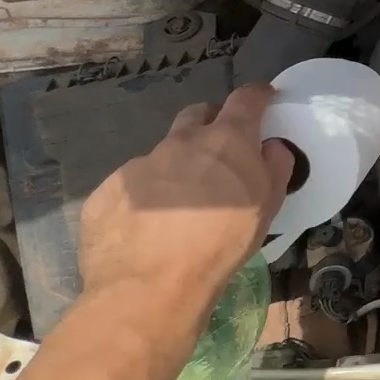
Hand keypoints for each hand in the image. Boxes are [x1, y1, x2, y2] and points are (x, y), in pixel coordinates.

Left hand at [77, 83, 293, 315]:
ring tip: (179, 201)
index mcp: (227, 139)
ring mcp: (137, 166)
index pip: (246, 97)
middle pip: (197, 113)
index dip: (258, 94)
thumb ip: (275, 165)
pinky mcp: (104, 193)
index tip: (264, 98)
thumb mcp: (269, 202)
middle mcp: (181, 142)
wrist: (151, 286)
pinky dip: (146, 193)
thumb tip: (268, 147)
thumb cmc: (225, 239)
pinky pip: (132, 183)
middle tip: (218, 151)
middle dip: (211, 122)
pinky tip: (149, 223)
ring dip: (176, 165)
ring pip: (163, 153)